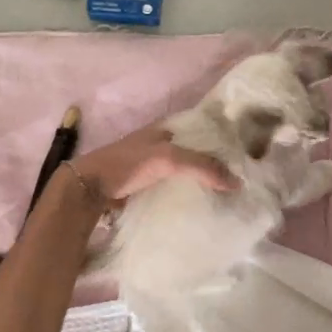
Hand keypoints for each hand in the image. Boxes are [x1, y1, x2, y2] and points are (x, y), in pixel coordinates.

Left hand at [68, 125, 237, 201]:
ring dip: (199, 180)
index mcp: (164, 128)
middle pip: (192, 151)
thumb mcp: (168, 159)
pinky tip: (199, 203)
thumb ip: (202, 166)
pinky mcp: (144, 186)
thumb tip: (237, 182)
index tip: (242, 154)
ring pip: (182, 170)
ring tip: (225, 193)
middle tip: (239, 177)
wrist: (90, 188)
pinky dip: (185, 192)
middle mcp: (158, 143)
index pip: (200, 129)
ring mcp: (150, 165)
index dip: (220, 139)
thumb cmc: (129, 164)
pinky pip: (171, 187)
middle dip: (212, 162)